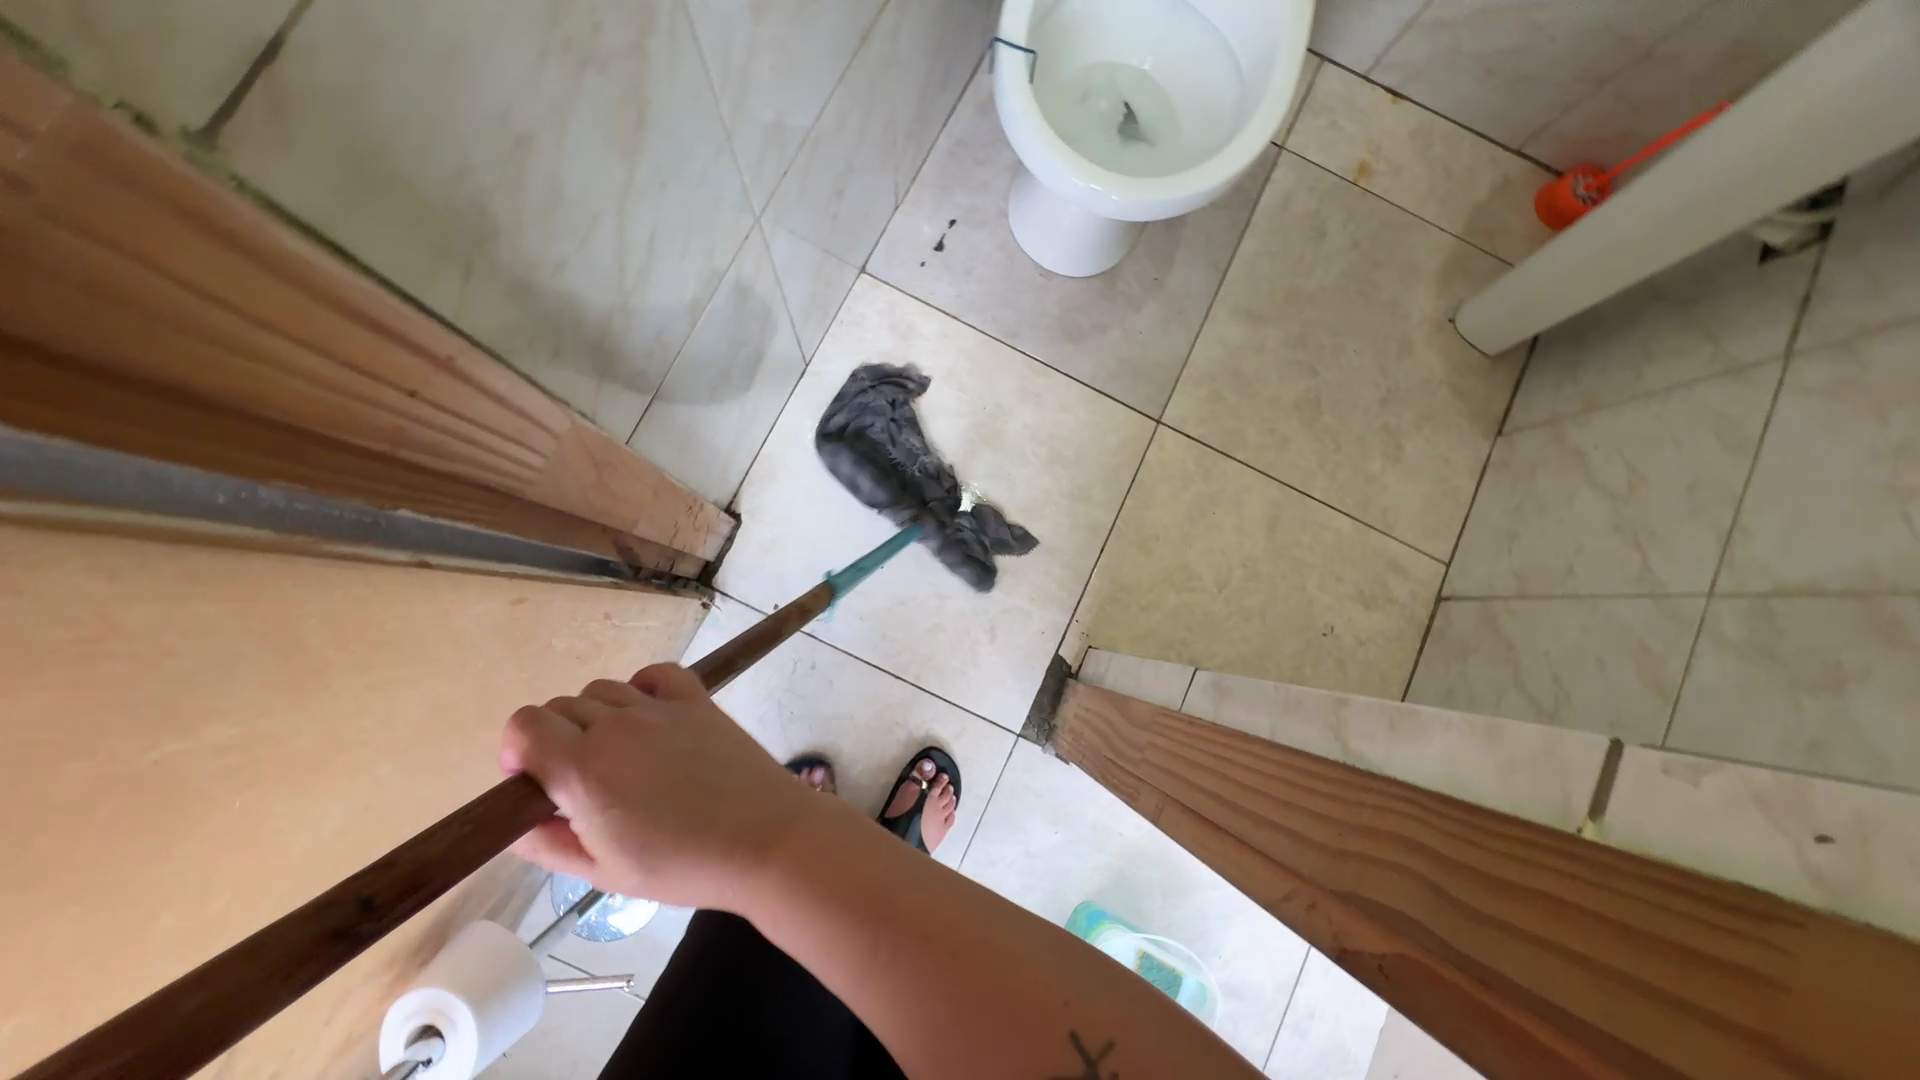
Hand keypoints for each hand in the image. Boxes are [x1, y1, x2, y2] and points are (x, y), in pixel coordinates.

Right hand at [499, 663, 822, 909]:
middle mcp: (617, 727)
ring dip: (596, 717)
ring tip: (619, 756)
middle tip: (580, 782)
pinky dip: (642, 687)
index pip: (523, 726)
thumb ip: (549, 844)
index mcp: (585, 770)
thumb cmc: (683, 865)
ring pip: (603, 690)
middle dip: (554, 740)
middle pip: (560, 707)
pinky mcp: (697, 701)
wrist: (765, 839)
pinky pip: (656, 673)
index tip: (535, 782)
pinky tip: (649, 718)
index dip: (518, 751)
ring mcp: (660, 708)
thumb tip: (518, 822)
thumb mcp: (604, 873)